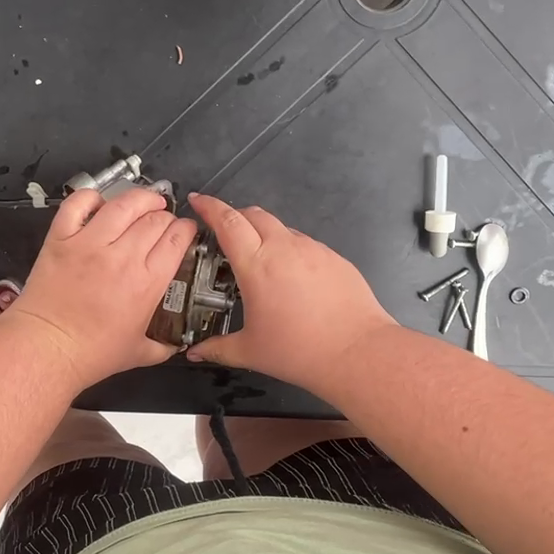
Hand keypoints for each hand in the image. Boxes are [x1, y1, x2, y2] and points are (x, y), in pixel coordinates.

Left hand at [0, 186, 199, 388]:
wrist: (46, 348)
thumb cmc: (89, 353)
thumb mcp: (139, 353)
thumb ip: (163, 346)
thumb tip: (174, 344)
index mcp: (147, 282)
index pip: (177, 238)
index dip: (186, 229)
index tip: (185, 230)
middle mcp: (122, 257)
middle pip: (155, 218)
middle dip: (166, 215)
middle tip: (164, 220)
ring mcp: (90, 243)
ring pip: (123, 204)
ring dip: (140, 197)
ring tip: (145, 200)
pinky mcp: (61, 238)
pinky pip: (78, 204)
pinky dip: (90, 196)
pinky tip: (99, 202)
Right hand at [184, 194, 396, 393]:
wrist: (359, 352)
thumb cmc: (301, 351)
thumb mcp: (250, 351)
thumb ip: (216, 348)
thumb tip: (194, 352)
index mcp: (256, 265)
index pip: (226, 221)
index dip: (208, 206)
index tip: (197, 201)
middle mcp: (283, 248)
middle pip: (252, 213)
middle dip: (233, 215)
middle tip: (221, 230)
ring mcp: (312, 249)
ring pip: (280, 227)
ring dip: (262, 232)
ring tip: (257, 256)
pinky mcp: (334, 257)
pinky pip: (304, 243)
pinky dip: (288, 248)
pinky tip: (289, 276)